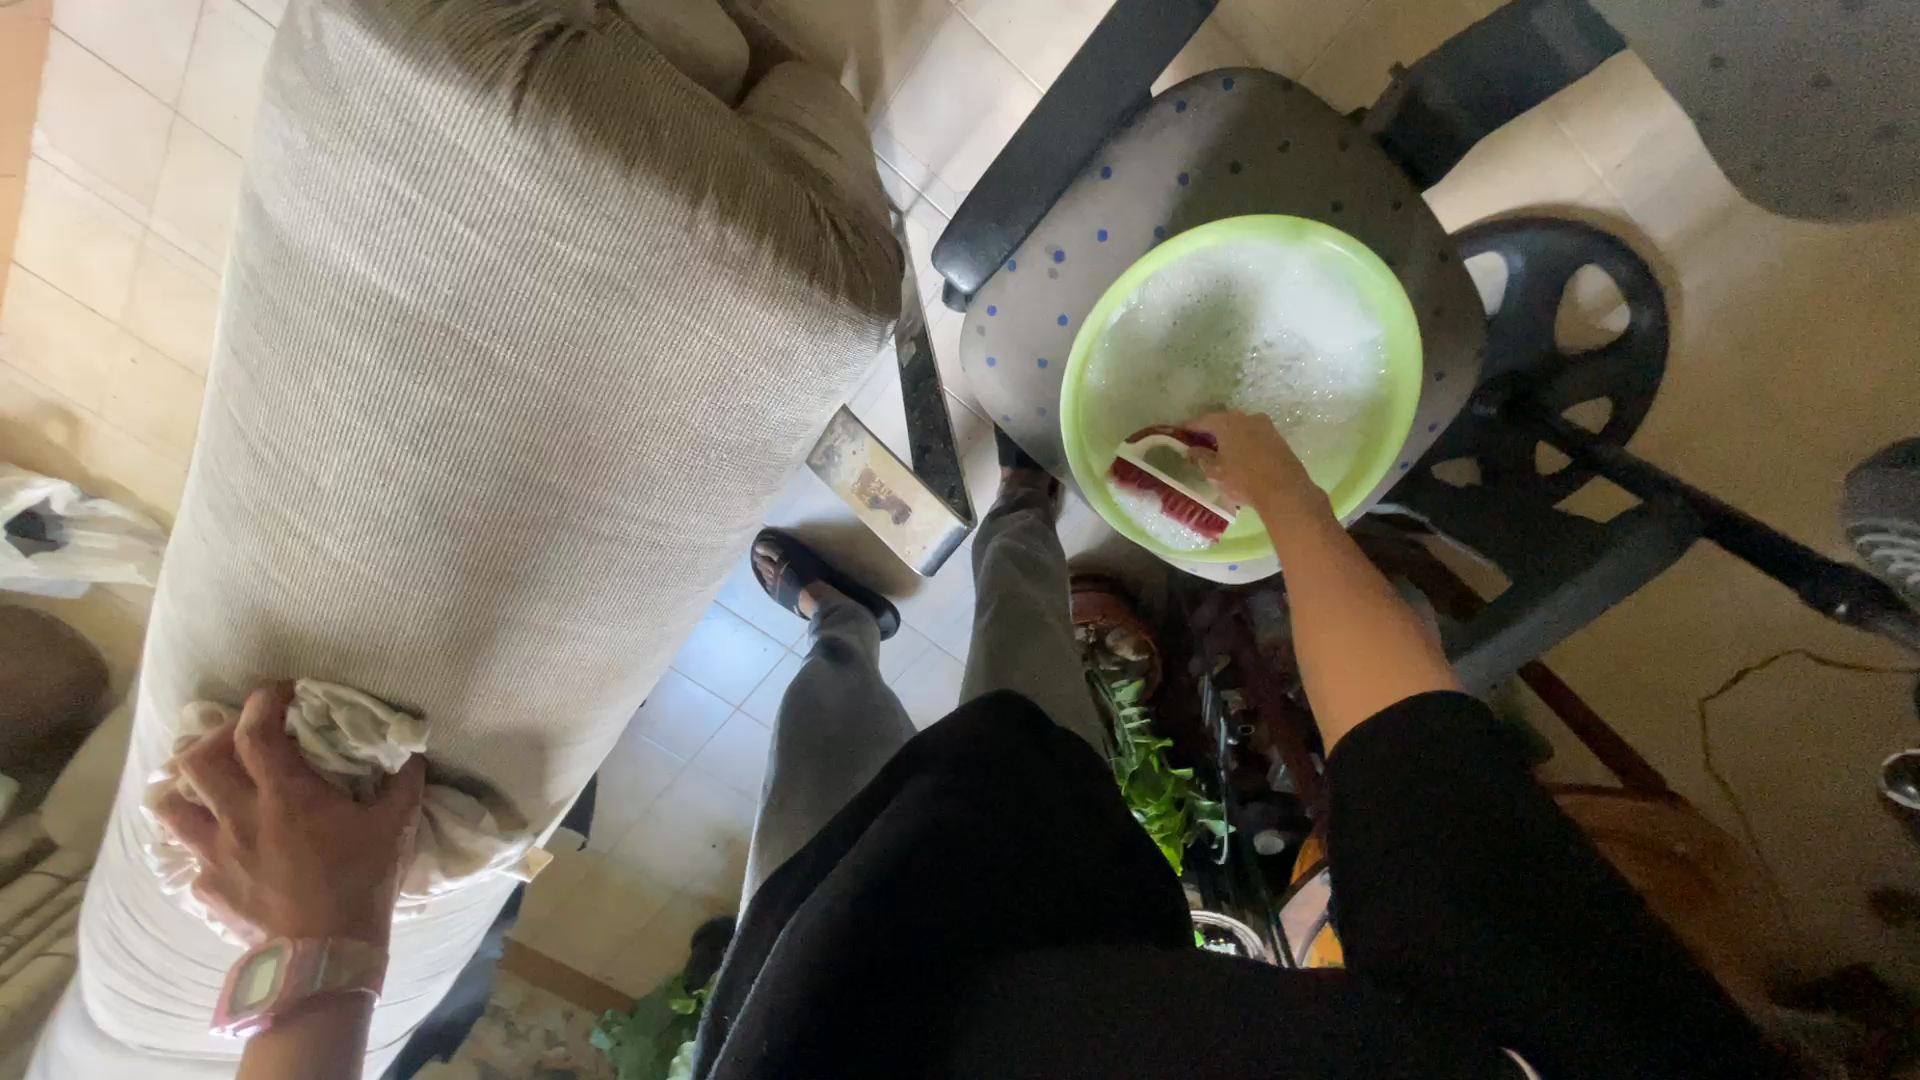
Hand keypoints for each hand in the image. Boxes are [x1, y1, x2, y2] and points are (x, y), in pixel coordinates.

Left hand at [155, 681, 425, 948]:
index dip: (264, 702)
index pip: (257, 733)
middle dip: (220, 734)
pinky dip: (201, 832)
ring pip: (171, 804)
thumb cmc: (362, 876)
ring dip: (189, 783)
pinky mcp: (206, 884)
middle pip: (198, 760)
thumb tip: (413, 755)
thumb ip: (405, 782)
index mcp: (287, 795)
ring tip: (214, 779)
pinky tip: (227, 836)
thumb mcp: (397, 822)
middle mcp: (239, 816)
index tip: (281, 689)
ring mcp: (213, 852)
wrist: (323, 948)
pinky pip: (188, 850)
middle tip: (248, 730)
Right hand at [1188, 410, 1326, 517]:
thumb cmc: (1242, 479)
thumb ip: (1201, 457)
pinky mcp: (1277, 438)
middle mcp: (1247, 417)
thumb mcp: (1215, 471)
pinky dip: (1243, 442)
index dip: (1189, 427)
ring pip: (1240, 427)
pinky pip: (1253, 435)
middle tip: (1199, 441)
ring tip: (1219, 450)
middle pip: (1223, 421)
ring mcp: (1265, 426)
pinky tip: (1239, 455)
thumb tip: (1191, 450)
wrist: (1284, 490)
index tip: (1179, 432)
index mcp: (1227, 422)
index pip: (1202, 421)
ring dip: (1229, 436)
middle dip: (1210, 430)